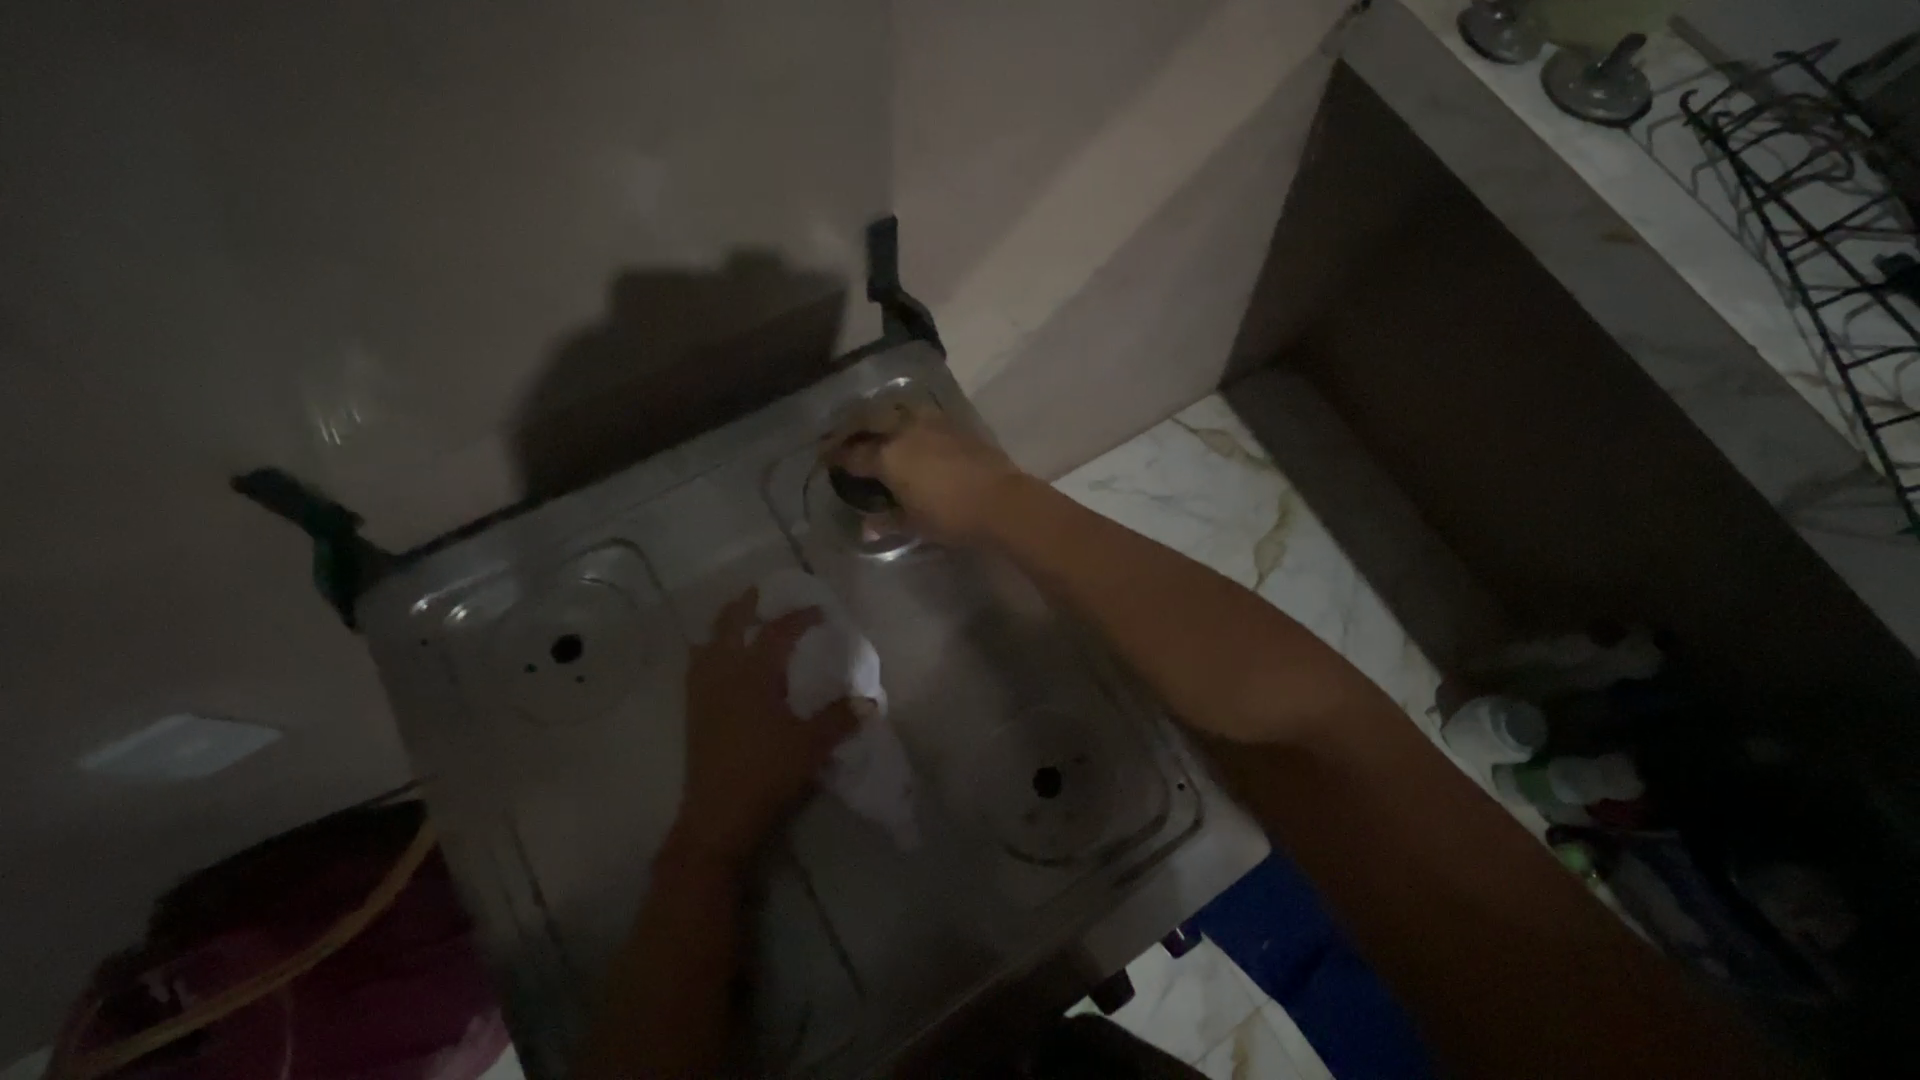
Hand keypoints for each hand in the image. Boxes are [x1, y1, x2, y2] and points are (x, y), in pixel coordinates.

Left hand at [670, 588, 869, 864]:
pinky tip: (722, 666)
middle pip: (729, 626)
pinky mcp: (693, 715)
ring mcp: (702, 694)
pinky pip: (698, 669)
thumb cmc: (766, 773)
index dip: (799, 617)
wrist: (717, 818)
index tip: (819, 610)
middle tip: (762, 594)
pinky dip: (710, 654)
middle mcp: (723, 675)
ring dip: (723, 629)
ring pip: (707, 645)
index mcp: (752, 675)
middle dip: (746, 606)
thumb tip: (868, 702)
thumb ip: (839, 719)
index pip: (776, 633)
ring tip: (739, 624)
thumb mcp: (811, 746)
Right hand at [827, 402, 1033, 541]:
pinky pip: (919, 412)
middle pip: (868, 419)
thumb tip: (866, 527)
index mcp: (888, 457)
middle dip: (850, 427)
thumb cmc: (951, 517)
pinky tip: (908, 427)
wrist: (1001, 501)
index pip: (853, 454)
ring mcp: (930, 423)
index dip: (835, 456)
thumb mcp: (915, 523)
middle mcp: (904, 431)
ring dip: (878, 415)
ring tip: (873, 426)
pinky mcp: (953, 423)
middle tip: (841, 435)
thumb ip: (887, 521)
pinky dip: (905, 417)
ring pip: (894, 409)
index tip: (826, 459)